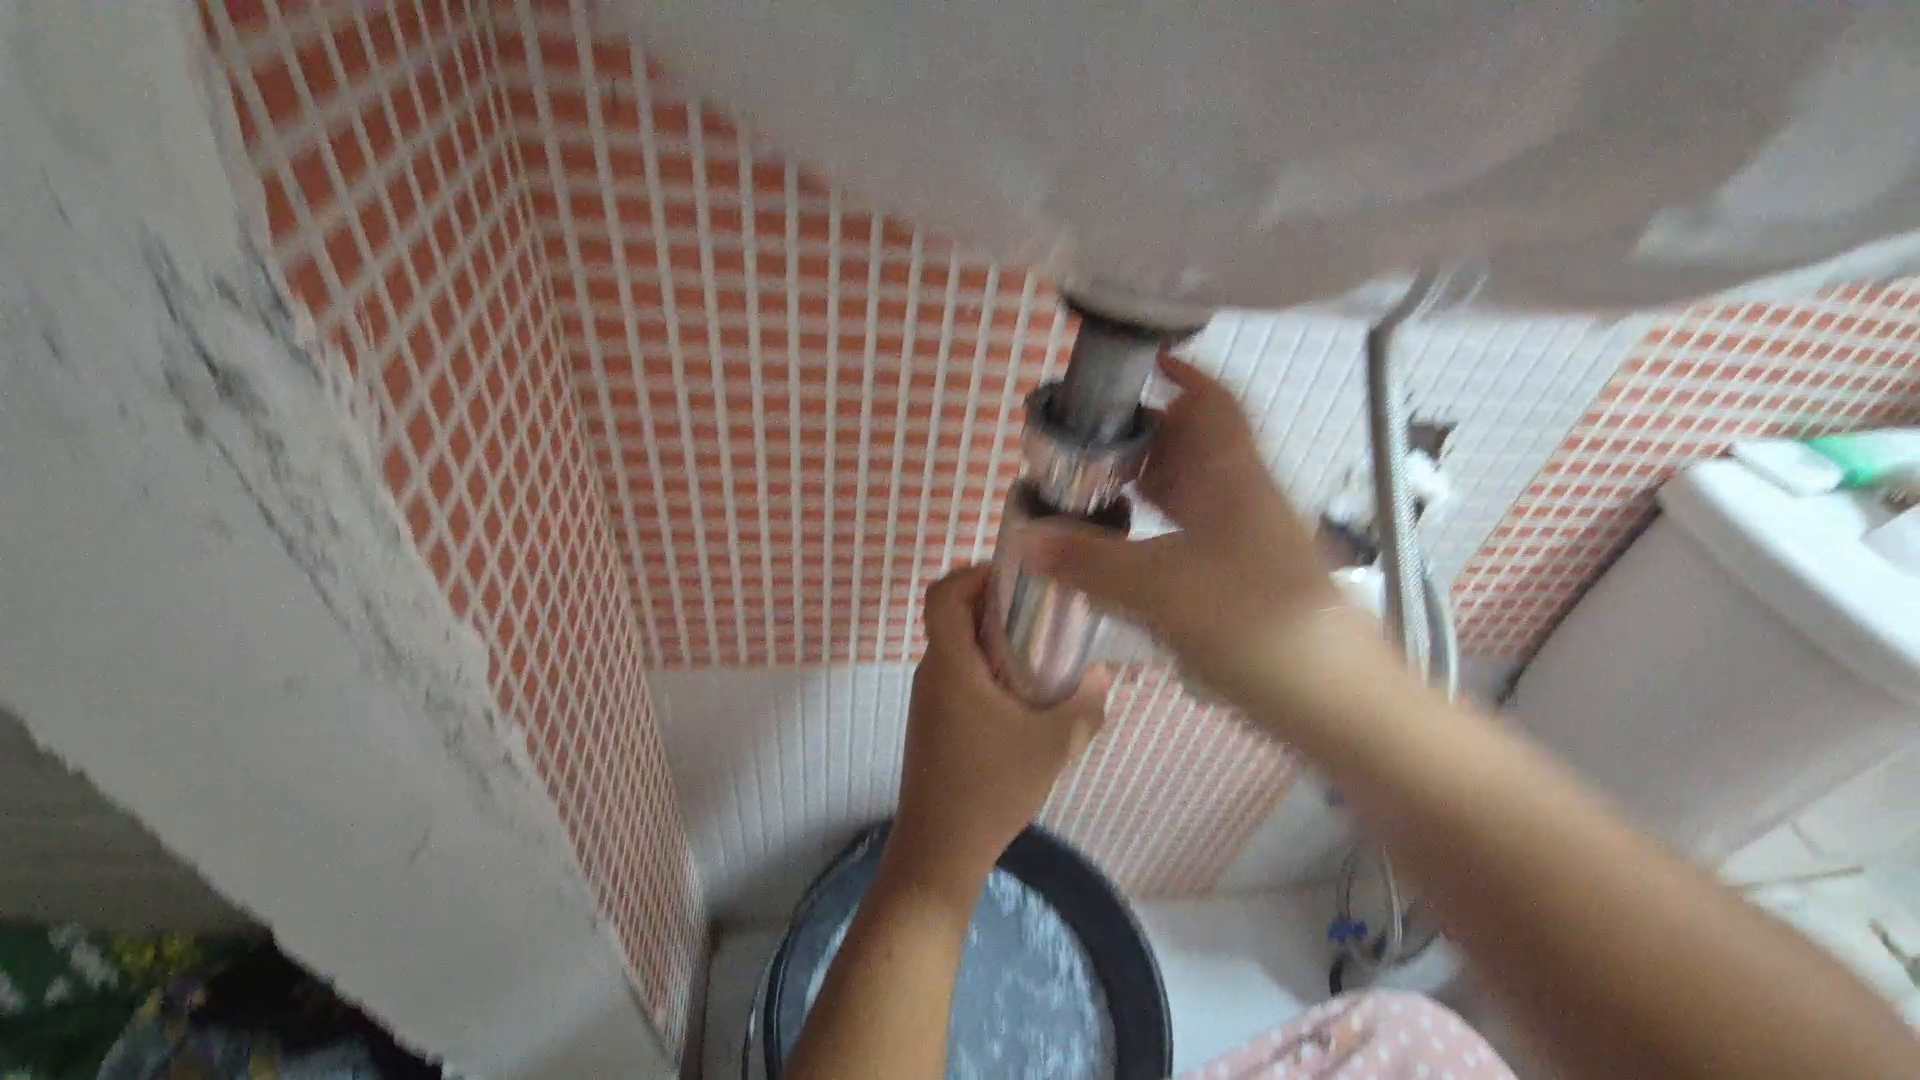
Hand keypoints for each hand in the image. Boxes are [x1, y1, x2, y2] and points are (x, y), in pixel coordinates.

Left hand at [887, 566, 1110, 893]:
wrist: (940, 848)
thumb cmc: (992, 788)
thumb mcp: (1054, 745)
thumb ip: (1085, 704)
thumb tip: (1104, 673)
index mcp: (951, 665)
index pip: (943, 592)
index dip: (975, 572)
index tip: (1018, 578)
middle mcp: (931, 673)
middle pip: (953, 616)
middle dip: (997, 605)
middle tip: (1044, 612)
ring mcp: (928, 700)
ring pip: (957, 648)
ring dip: (993, 640)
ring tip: (1041, 653)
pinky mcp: (932, 723)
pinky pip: (957, 676)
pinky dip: (986, 669)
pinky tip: (1023, 698)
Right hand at [1020, 356, 1376, 710]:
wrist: (1331, 697)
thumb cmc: (1251, 623)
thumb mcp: (1159, 590)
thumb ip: (1088, 563)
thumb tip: (1025, 539)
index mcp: (1234, 478)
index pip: (1215, 405)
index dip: (1183, 376)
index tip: (1142, 364)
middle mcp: (1246, 498)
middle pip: (1197, 446)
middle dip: (1146, 435)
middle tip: (1091, 439)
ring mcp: (1249, 539)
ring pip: (1195, 492)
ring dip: (1151, 484)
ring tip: (1098, 487)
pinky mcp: (1245, 578)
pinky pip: (1194, 534)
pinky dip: (1158, 528)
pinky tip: (1128, 548)